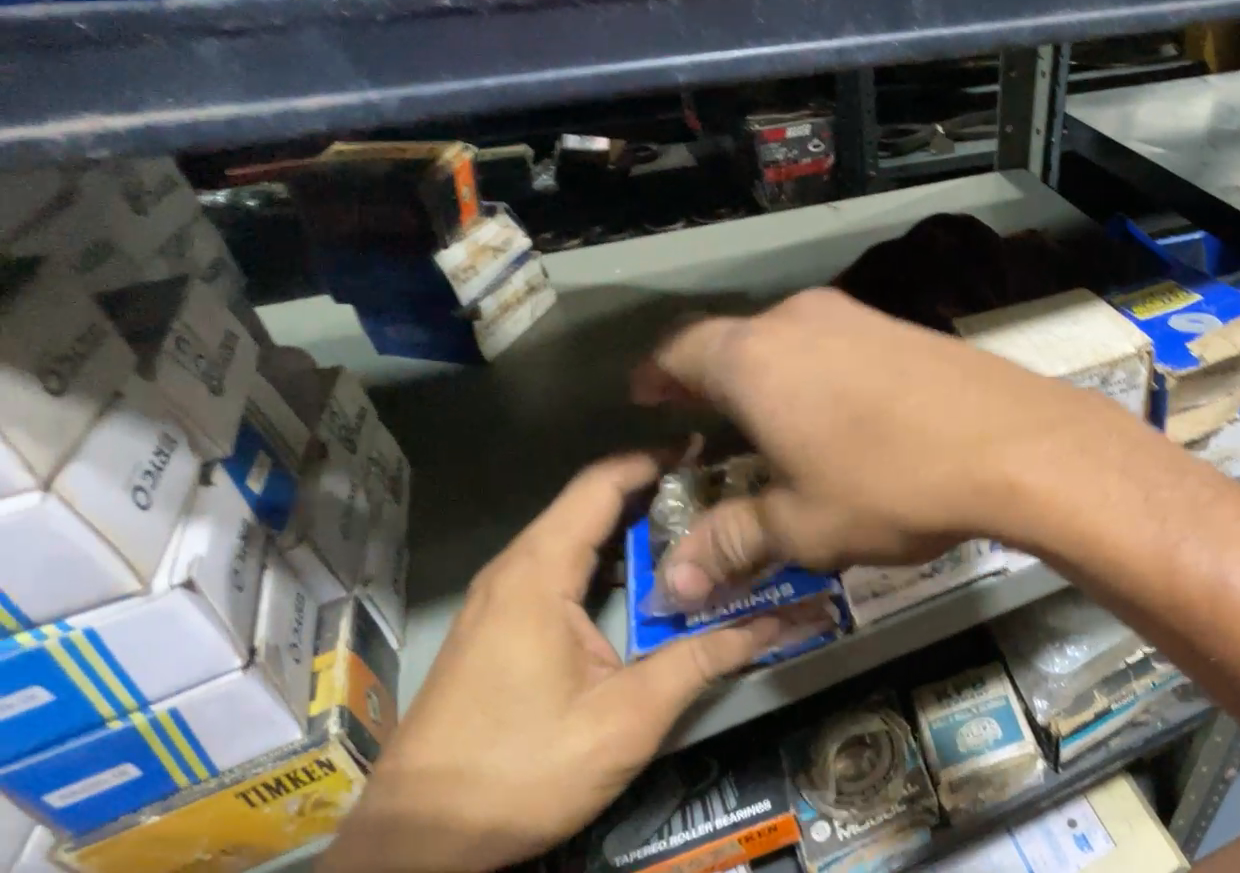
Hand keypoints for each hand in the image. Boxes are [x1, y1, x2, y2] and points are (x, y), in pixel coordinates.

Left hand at [322, 455, 783, 872]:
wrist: (416, 845)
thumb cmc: (520, 771)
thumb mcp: (626, 720)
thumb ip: (702, 661)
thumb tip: (777, 622)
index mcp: (539, 574)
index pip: (601, 484)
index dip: (656, 459)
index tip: (711, 451)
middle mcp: (516, 571)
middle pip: (591, 505)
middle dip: (658, 493)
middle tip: (724, 495)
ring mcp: (502, 599)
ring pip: (577, 536)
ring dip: (636, 528)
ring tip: (702, 530)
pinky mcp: (500, 627)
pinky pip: (563, 567)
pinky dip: (612, 558)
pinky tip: (652, 581)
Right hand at [630, 288, 1174, 609]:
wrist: (1013, 443)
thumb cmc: (889, 483)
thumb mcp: (803, 525)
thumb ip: (732, 542)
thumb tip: (673, 581)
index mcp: (754, 358)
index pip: (679, 352)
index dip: (656, 376)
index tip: (646, 398)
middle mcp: (798, 319)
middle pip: (735, 342)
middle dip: (713, 380)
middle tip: (705, 421)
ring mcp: (857, 315)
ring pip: (790, 341)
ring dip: (771, 377)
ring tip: (773, 422)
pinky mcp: (902, 326)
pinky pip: (838, 345)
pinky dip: (819, 374)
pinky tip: (841, 415)